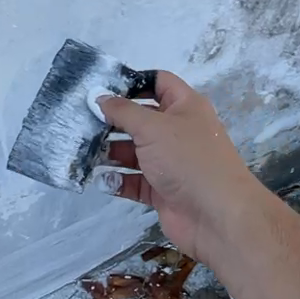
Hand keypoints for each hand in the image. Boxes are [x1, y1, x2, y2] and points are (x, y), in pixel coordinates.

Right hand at [95, 71, 268, 261]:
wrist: (217, 216)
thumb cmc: (187, 159)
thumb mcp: (152, 127)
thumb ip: (122, 111)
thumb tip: (100, 97)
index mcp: (185, 107)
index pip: (159, 83)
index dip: (133, 82)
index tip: (102, 88)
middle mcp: (178, 132)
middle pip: (141, 119)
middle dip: (113, 120)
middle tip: (82, 121)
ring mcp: (170, 163)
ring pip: (135, 152)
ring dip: (110, 152)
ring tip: (83, 151)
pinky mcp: (162, 190)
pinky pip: (135, 181)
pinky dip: (118, 180)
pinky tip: (101, 179)